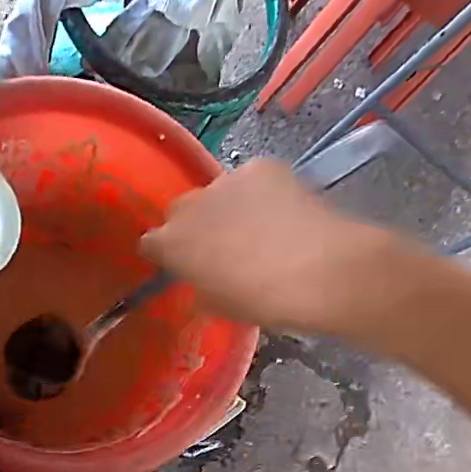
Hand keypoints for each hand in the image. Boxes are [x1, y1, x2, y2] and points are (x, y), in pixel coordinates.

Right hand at [139, 159, 414, 334]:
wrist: (320, 271)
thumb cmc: (260, 300)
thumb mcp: (215, 304)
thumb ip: (197, 285)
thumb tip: (202, 278)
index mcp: (170, 244)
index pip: (149, 243)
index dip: (164, 254)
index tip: (180, 266)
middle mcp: (190, 206)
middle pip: (179, 211)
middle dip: (191, 226)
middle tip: (217, 247)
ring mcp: (226, 182)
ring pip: (214, 194)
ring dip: (224, 208)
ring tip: (253, 228)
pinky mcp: (262, 167)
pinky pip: (248, 180)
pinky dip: (256, 193)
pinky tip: (276, 211)